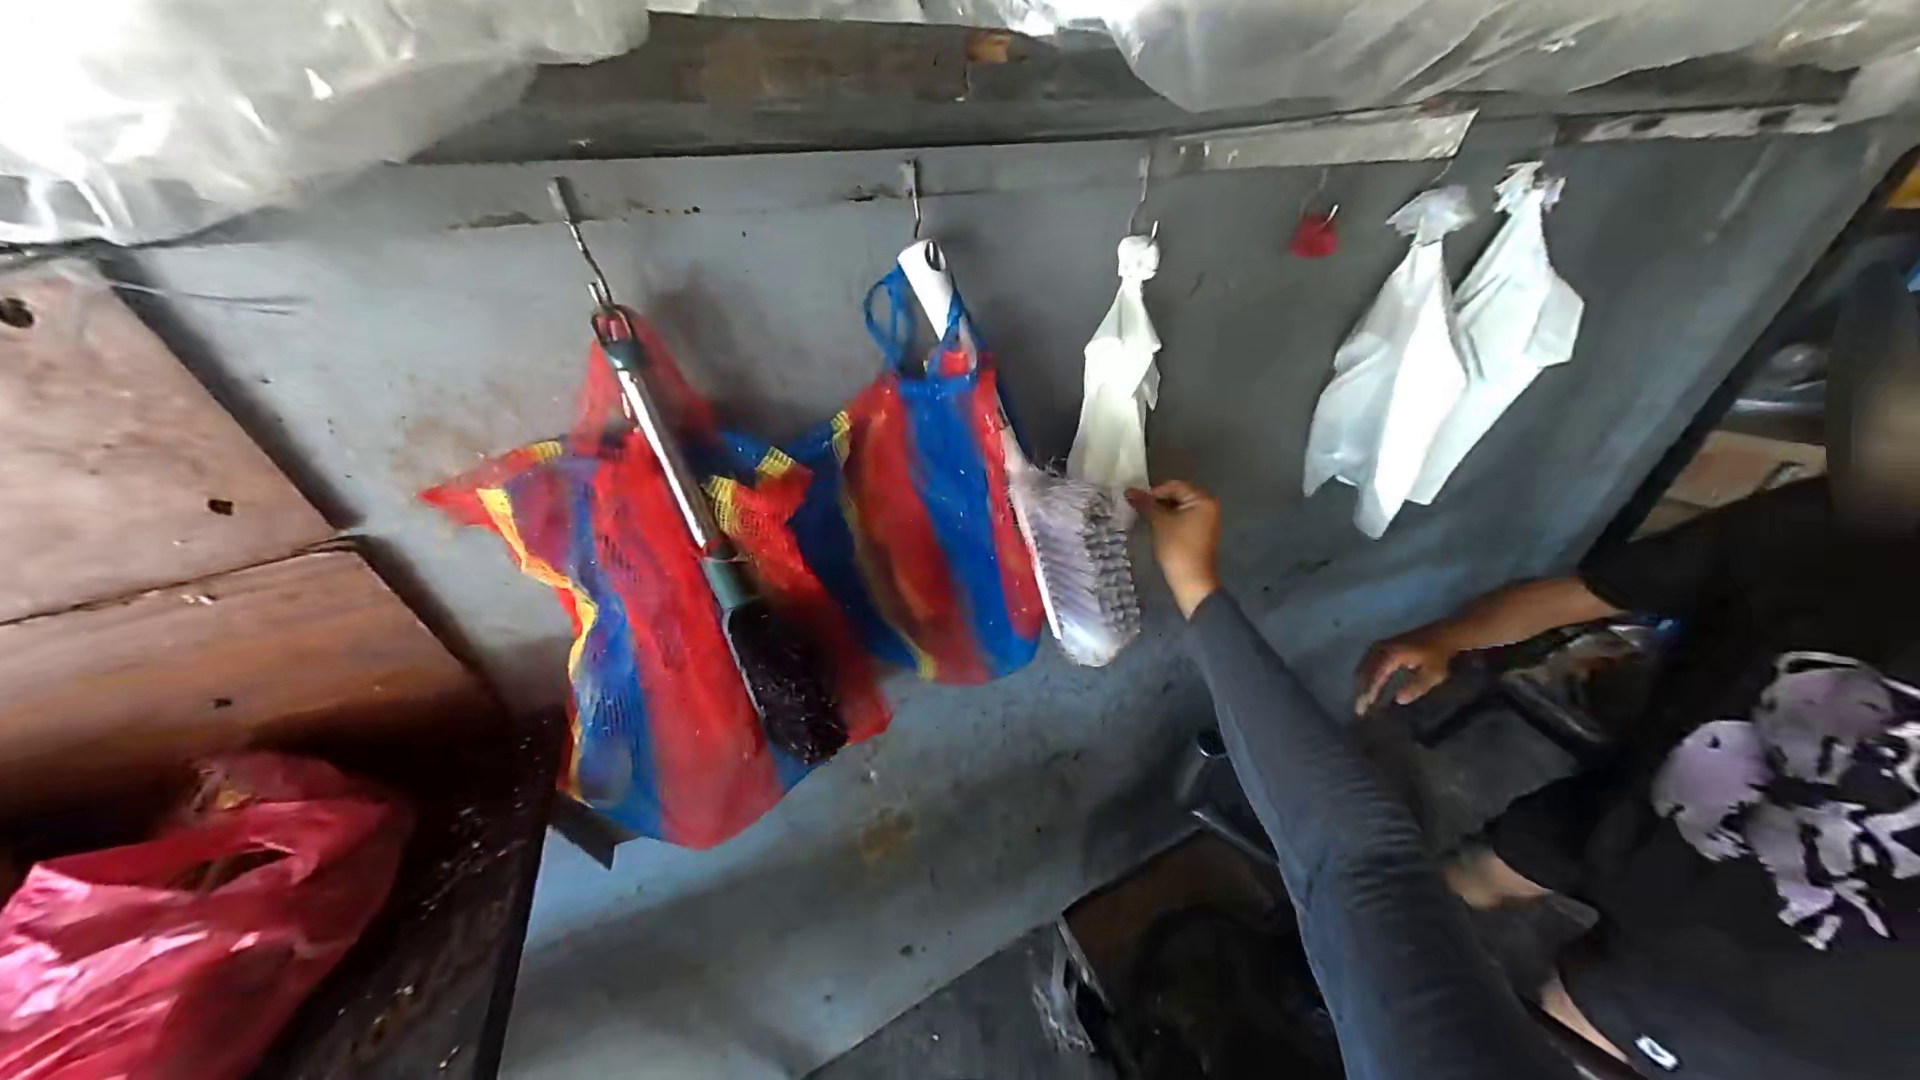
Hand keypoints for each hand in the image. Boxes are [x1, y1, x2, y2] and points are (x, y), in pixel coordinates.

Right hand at [1126, 480, 1220, 618]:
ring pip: (1179, 507)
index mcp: (1202, 499)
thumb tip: (1128, 490)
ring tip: (1145, 516)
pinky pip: (1183, 518)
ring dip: (1162, 510)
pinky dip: (1169, 519)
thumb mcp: (1159, 522)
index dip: (1154, 492)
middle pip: (1178, 495)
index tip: (1136, 501)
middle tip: (1139, 508)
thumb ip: (1145, 504)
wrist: (1191, 579)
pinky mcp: (1201, 531)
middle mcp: (1208, 506)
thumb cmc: (1177, 547)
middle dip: (1158, 500)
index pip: (1174, 486)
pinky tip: (1156, 525)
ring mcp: (1206, 519)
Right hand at [1354, 629, 1459, 714]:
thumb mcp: (1433, 674)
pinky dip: (1364, 677)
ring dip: (1361, 685)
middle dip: (1360, 691)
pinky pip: (1366, 664)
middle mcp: (1379, 649)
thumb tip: (1398, 700)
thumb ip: (1416, 687)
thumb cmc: (1437, 656)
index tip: (1364, 708)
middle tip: (1359, 709)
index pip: (1374, 676)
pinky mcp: (1379, 648)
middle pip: (1363, 672)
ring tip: (1362, 701)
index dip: (1368, 692)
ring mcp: (1377, 647)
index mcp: (1390, 655)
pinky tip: (1366, 687)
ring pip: (1362, 668)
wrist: (1440, 635)